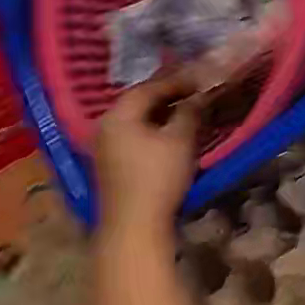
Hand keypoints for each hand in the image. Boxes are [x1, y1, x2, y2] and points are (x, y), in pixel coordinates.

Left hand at [96, 77, 204, 234]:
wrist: (134, 222)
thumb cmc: (158, 176)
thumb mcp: (180, 140)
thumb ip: (190, 113)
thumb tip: (199, 96)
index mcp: (118, 116)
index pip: (147, 88)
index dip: (175, 82)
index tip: (199, 81)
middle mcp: (106, 126)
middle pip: (138, 103)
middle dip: (167, 96)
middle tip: (194, 94)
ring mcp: (106, 146)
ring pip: (136, 120)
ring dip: (161, 114)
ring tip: (187, 112)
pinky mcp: (112, 164)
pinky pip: (134, 135)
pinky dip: (154, 129)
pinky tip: (171, 135)